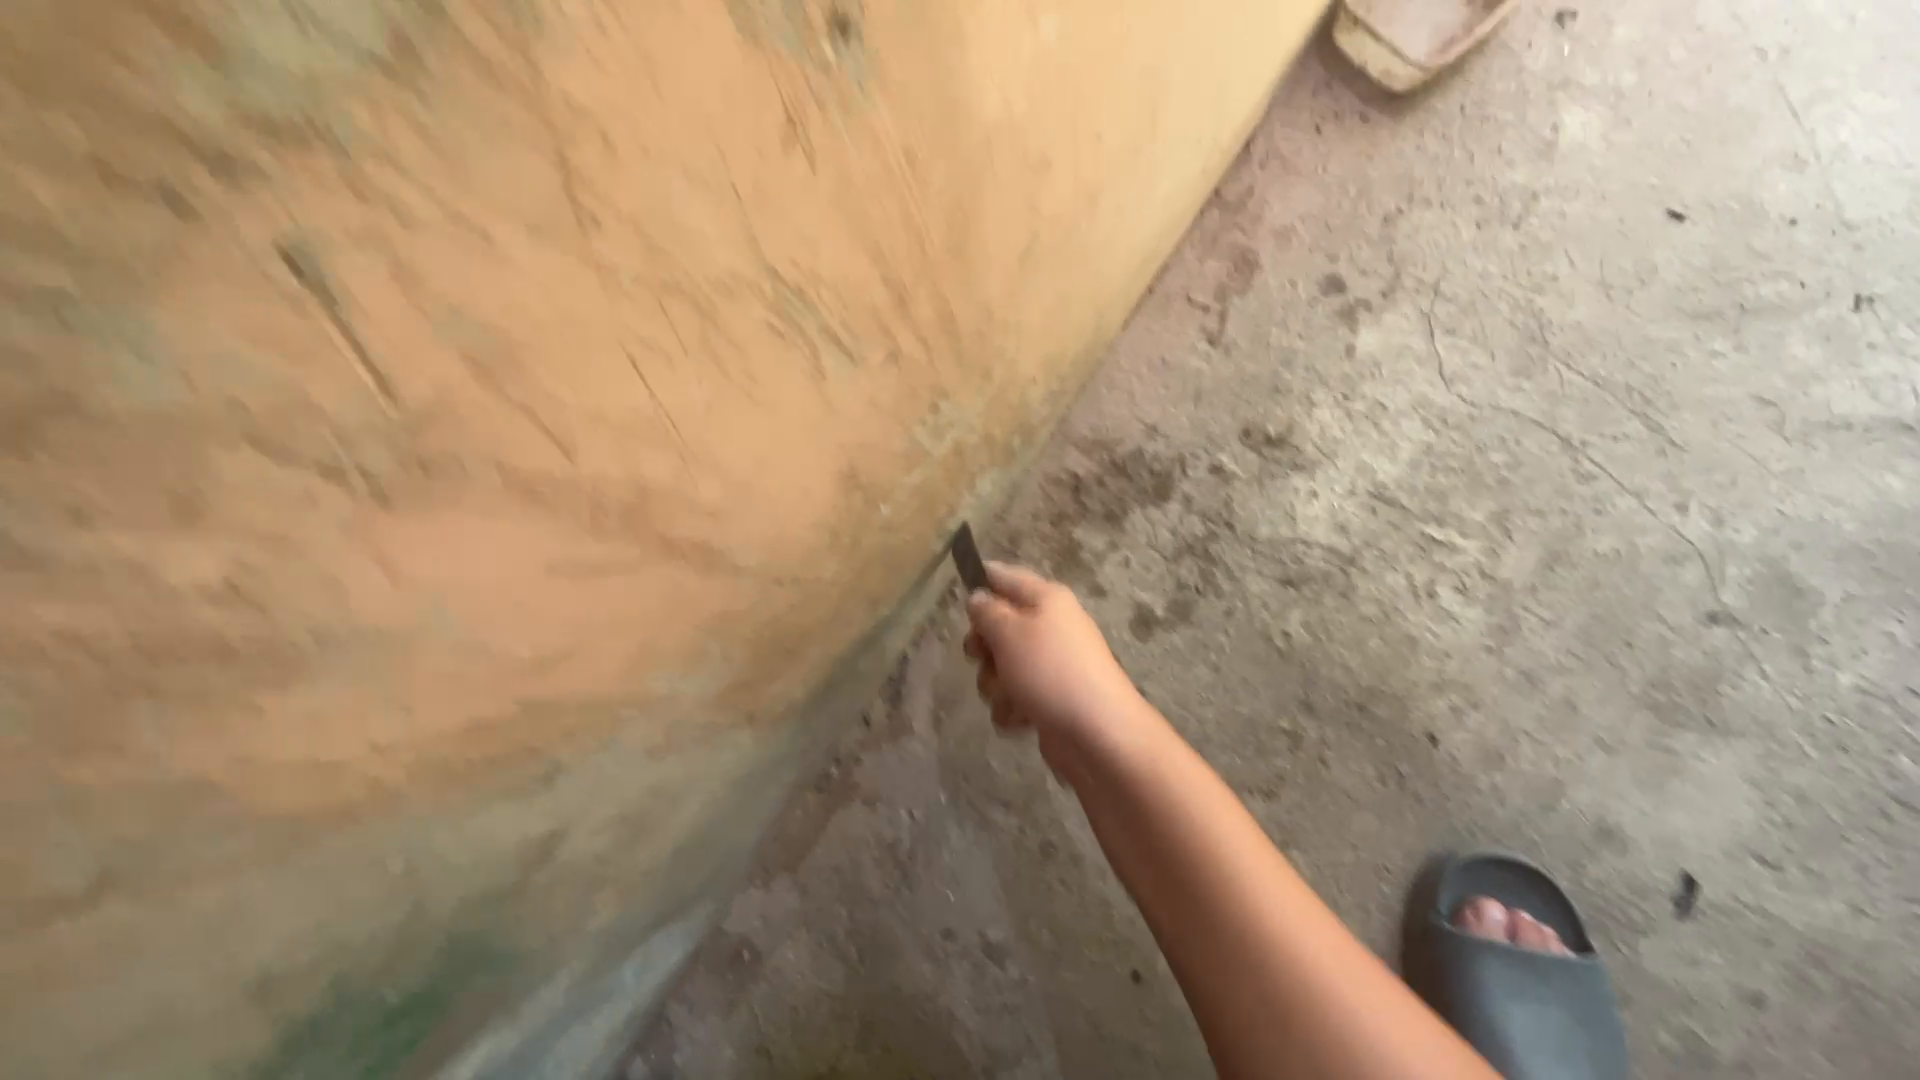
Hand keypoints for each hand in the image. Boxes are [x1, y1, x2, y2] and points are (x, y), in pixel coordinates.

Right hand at [964, 561, 1151, 771]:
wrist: (1095, 732)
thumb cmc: (1049, 671)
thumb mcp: (1009, 632)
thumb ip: (987, 611)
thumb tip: (978, 596)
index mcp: (1046, 599)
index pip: (1005, 576)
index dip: (980, 581)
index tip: (959, 596)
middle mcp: (1050, 627)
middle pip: (999, 627)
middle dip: (984, 648)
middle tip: (980, 658)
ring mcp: (1051, 665)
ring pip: (1002, 666)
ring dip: (996, 685)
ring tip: (1009, 697)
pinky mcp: (1049, 698)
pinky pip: (1015, 696)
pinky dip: (1012, 708)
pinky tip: (1021, 719)